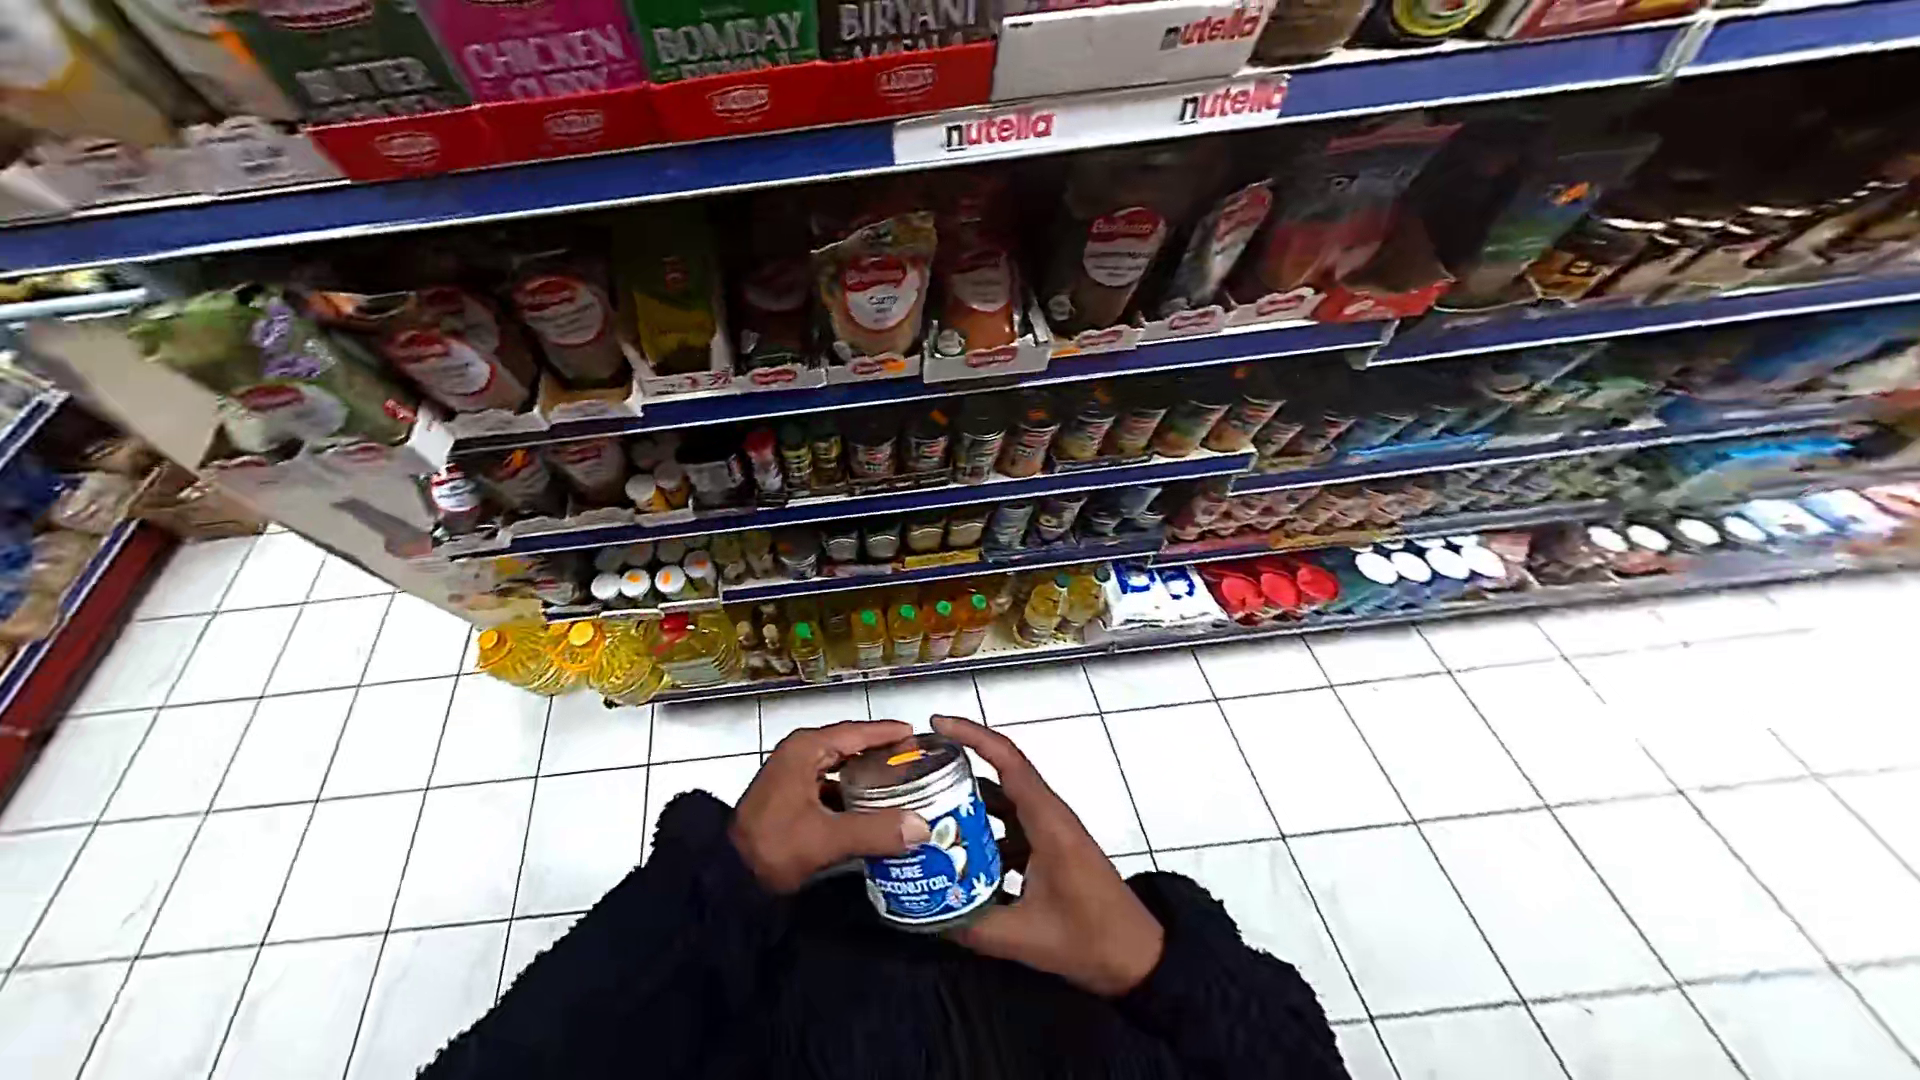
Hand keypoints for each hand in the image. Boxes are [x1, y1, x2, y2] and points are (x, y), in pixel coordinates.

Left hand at [730, 720, 932, 893]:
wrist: (725, 878)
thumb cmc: (773, 847)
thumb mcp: (826, 839)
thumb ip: (875, 831)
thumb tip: (922, 827)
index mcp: (805, 749)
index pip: (856, 732)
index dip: (887, 733)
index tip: (916, 734)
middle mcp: (799, 754)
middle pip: (849, 746)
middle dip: (881, 754)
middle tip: (915, 761)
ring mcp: (792, 775)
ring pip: (839, 767)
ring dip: (867, 774)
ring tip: (901, 783)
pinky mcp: (790, 797)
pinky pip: (830, 785)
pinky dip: (852, 791)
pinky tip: (872, 807)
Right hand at [933, 714, 1164, 996]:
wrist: (1139, 957)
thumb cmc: (1091, 938)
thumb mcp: (1027, 937)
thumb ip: (974, 926)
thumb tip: (925, 916)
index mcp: (1046, 820)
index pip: (1008, 759)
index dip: (972, 735)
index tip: (938, 723)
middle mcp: (1047, 815)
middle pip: (999, 775)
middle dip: (958, 767)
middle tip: (917, 772)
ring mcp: (1049, 830)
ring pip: (1002, 802)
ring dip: (968, 802)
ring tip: (925, 810)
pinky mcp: (1049, 847)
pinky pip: (1009, 826)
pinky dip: (982, 831)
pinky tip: (957, 854)